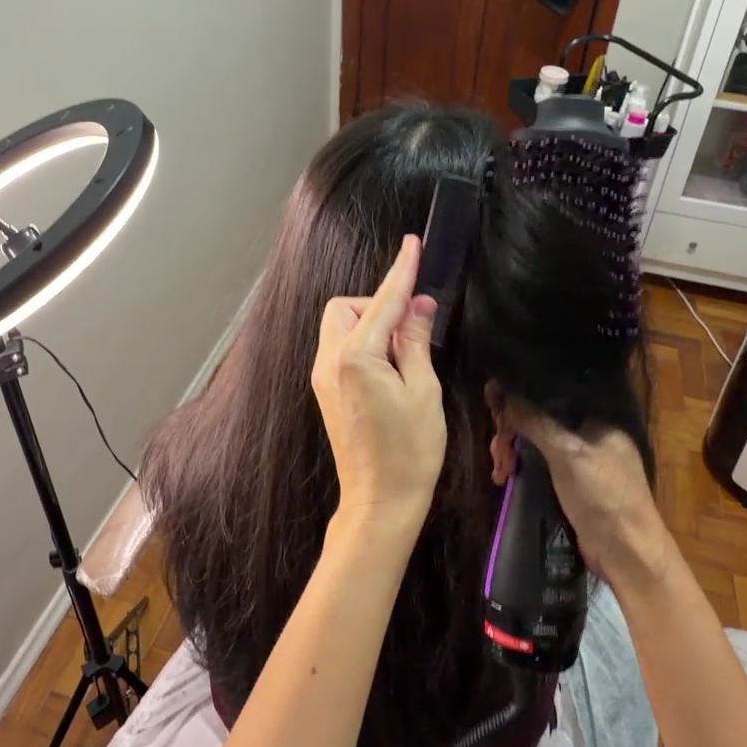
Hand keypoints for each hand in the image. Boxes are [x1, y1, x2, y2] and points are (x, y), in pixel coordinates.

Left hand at [312, 235, 445, 537]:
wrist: (380, 502)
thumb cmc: (410, 452)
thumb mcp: (423, 390)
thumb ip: (414, 341)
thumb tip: (417, 305)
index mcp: (355, 358)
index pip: (383, 301)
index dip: (402, 271)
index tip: (414, 244)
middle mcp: (329, 361)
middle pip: (346, 306)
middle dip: (378, 304)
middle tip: (411, 328)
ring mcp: (323, 377)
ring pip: (340, 326)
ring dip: (370, 324)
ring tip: (404, 353)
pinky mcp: (326, 391)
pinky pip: (341, 348)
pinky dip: (363, 343)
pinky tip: (389, 366)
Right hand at [496, 397, 676, 584]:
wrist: (626, 553)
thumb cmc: (602, 495)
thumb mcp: (566, 453)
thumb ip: (533, 420)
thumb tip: (498, 389)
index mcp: (599, 418)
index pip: (552, 395)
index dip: (521, 399)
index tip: (493, 406)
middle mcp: (591, 435)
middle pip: (540, 420)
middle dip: (513, 432)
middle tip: (496, 451)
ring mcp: (581, 461)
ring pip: (537, 444)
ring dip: (513, 452)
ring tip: (499, 472)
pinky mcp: (571, 484)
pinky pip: (539, 465)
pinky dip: (521, 469)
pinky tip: (505, 479)